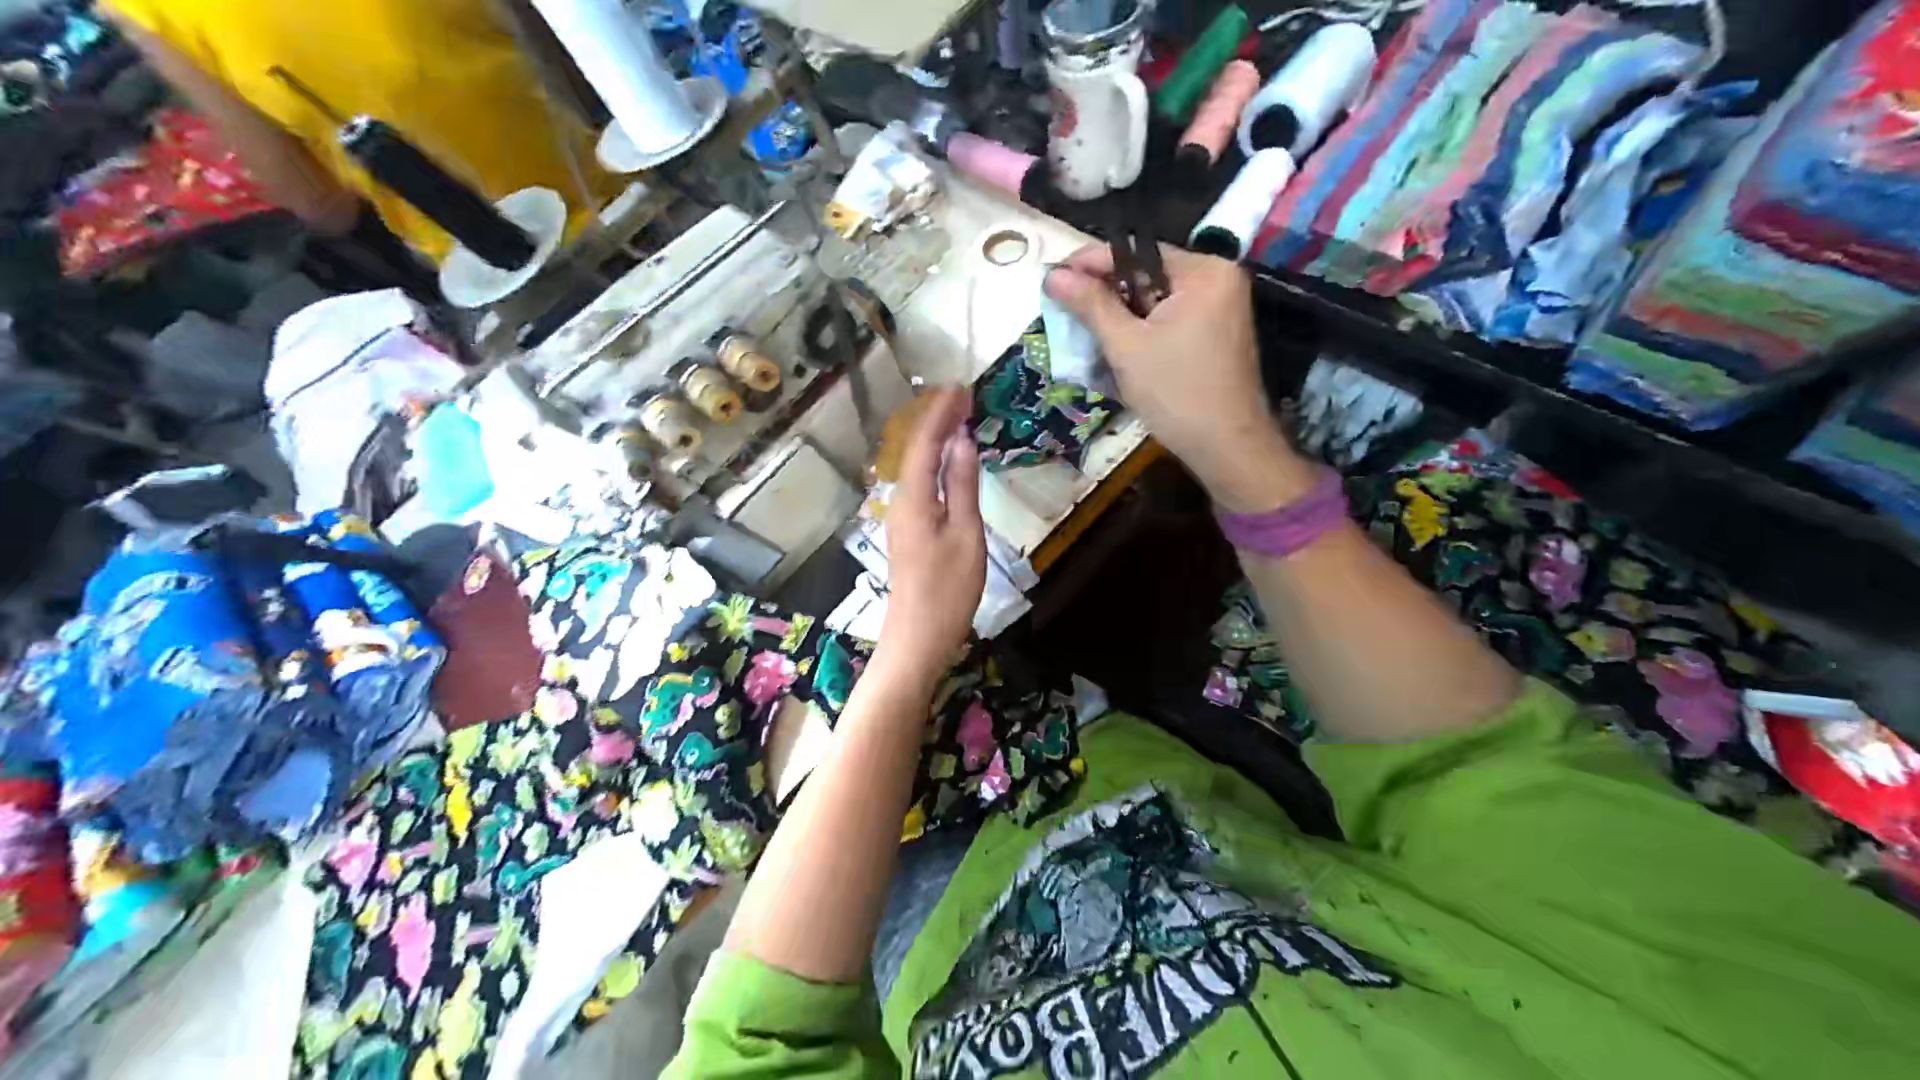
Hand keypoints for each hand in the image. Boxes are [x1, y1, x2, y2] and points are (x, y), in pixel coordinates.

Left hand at [878, 386, 985, 685]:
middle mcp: (901, 500)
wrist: (917, 637)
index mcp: (914, 497)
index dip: (941, 412)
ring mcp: (901, 517)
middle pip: (916, 449)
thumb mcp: (966, 535)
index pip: (925, 441)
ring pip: (916, 466)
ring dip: (935, 439)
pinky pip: (920, 484)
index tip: (961, 387)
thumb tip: (963, 442)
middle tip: (963, 396)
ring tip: (958, 418)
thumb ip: (963, 486)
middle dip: (936, 419)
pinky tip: (949, 463)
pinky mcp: (907, 531)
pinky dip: (935, 464)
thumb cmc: (948, 589)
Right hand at [1045, 244, 1316, 511]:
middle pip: (1145, 275)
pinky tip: (1114, 347)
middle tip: (1063, 308)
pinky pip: (1168, 319)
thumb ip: (1091, 305)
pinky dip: (1140, 330)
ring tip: (1081, 329)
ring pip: (1154, 300)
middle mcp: (1218, 280)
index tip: (1051, 277)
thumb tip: (1052, 274)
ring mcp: (1220, 308)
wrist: (1226, 448)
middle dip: (1103, 293)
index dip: (1089, 264)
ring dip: (1118, 315)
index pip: (1135, 253)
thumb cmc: (1176, 393)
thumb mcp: (1126, 347)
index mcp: (1203, 272)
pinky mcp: (1215, 334)